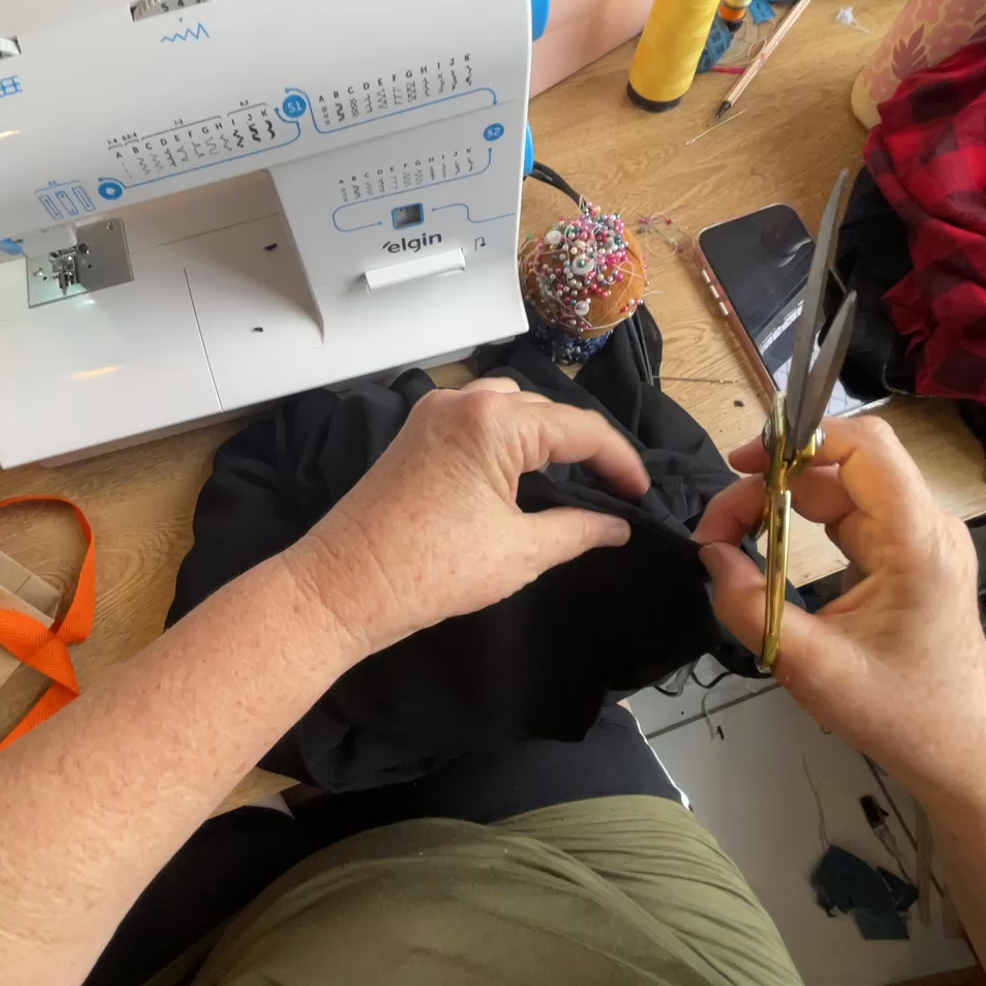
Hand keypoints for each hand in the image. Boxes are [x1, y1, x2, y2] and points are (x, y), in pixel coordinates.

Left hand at [285, 378, 646, 660]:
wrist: (344, 585)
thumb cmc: (432, 570)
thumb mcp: (519, 552)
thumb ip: (579, 529)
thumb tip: (618, 524)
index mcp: (493, 421)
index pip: (579, 428)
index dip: (619, 461)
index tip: (641, 495)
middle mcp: (463, 400)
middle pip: (544, 412)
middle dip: (583, 447)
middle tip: (612, 490)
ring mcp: (432, 412)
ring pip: (509, 409)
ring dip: (544, 438)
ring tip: (571, 478)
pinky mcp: (415, 432)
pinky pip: (476, 420)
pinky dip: (507, 439)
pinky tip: (520, 471)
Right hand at [692, 416, 985, 797]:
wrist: (954, 746)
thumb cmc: (894, 710)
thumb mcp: (807, 664)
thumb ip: (748, 605)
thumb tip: (709, 552)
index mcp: (917, 544)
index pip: (866, 448)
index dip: (799, 439)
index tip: (741, 464)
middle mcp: (922, 526)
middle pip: (834, 464)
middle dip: (765, 482)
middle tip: (716, 529)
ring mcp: (911, 534)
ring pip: (829, 482)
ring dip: (771, 499)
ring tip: (728, 537)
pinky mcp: (896, 547)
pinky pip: (836, 507)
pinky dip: (789, 514)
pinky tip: (760, 538)